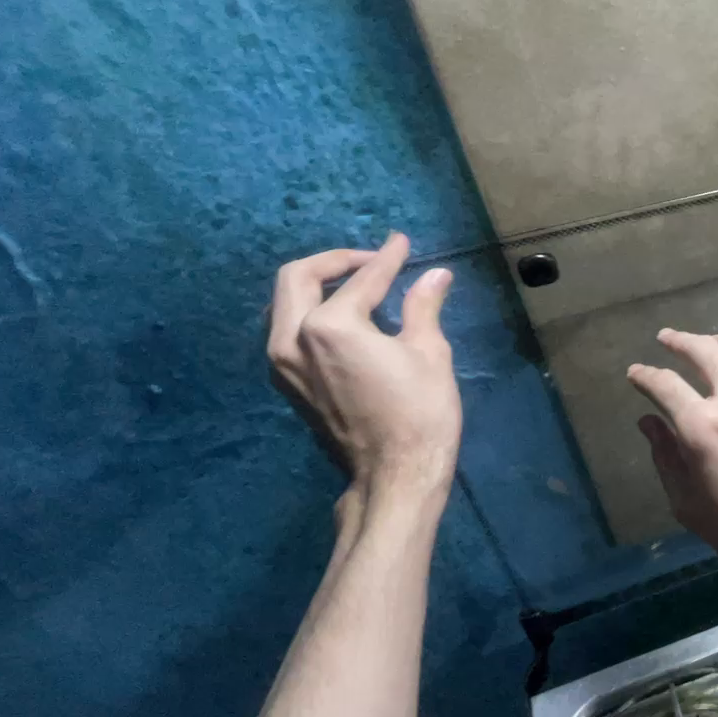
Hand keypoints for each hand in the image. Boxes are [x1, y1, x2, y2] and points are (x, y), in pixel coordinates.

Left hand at [267, 233, 460, 526]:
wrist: (394, 474)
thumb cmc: (420, 412)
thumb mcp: (430, 353)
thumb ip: (424, 307)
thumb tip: (435, 276)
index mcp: (330, 326)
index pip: (362, 280)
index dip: (387, 258)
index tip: (401, 242)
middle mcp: (292, 339)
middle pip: (297, 278)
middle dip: (335, 262)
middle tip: (371, 261)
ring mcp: (282, 364)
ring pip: (285, 305)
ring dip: (317, 287)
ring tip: (357, 288)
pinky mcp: (287, 384)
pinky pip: (287, 331)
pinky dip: (310, 314)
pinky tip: (344, 322)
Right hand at [627, 327, 717, 601]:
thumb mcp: (689, 505)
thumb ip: (665, 457)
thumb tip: (649, 422)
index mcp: (702, 427)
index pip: (664, 385)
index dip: (644, 376)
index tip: (636, 373)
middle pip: (702, 351)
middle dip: (678, 342)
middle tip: (666, 339)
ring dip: (716, 338)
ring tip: (704, 341)